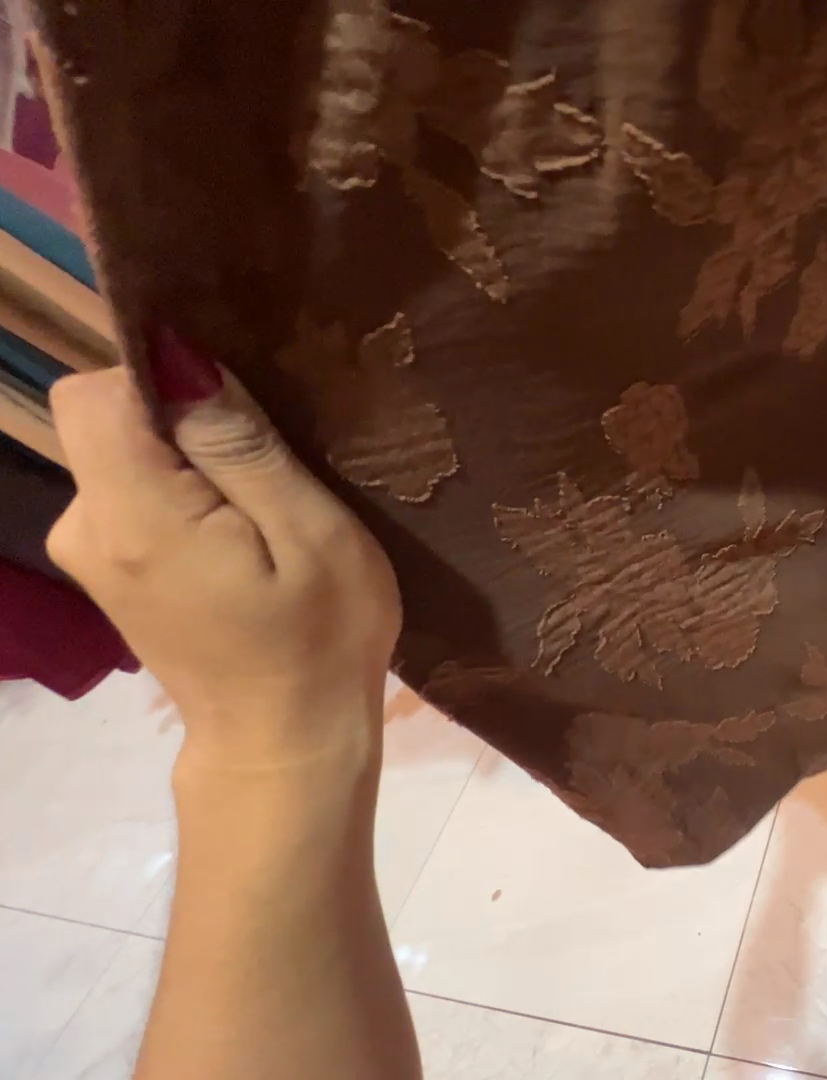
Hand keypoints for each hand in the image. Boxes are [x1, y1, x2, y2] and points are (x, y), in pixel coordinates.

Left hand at [46, 329, 399, 770]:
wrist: (289, 729)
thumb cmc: (323, 635)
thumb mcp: (313, 537)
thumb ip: (244, 453)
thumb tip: (183, 363)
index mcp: (136, 515)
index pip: (103, 395)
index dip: (170, 378)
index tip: (253, 409)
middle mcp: (87, 524)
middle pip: (115, 425)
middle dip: (197, 424)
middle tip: (291, 472)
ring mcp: (94, 550)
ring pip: (132, 459)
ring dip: (203, 462)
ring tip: (282, 508)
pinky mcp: (116, 568)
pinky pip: (142, 496)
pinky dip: (195, 494)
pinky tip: (255, 534)